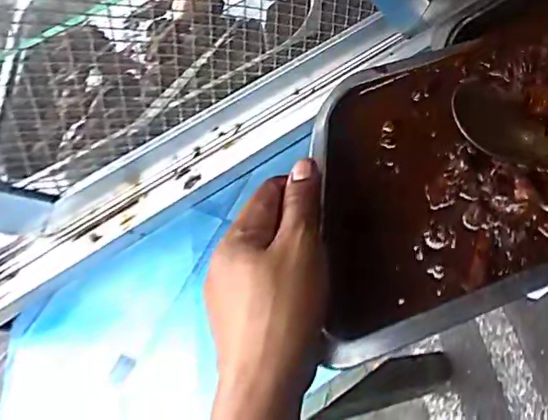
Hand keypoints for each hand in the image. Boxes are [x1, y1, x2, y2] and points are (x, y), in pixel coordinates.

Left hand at [205, 157, 326, 419]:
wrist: (267, 382)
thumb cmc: (285, 309)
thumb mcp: (302, 244)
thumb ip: (302, 202)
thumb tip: (304, 165)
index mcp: (234, 240)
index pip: (269, 190)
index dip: (300, 188)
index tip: (324, 201)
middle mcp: (223, 263)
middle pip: (267, 221)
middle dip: (297, 223)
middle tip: (322, 237)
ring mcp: (227, 294)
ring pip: (267, 252)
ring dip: (293, 251)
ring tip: (315, 266)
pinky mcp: (238, 319)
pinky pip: (265, 280)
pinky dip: (285, 278)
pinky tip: (302, 293)